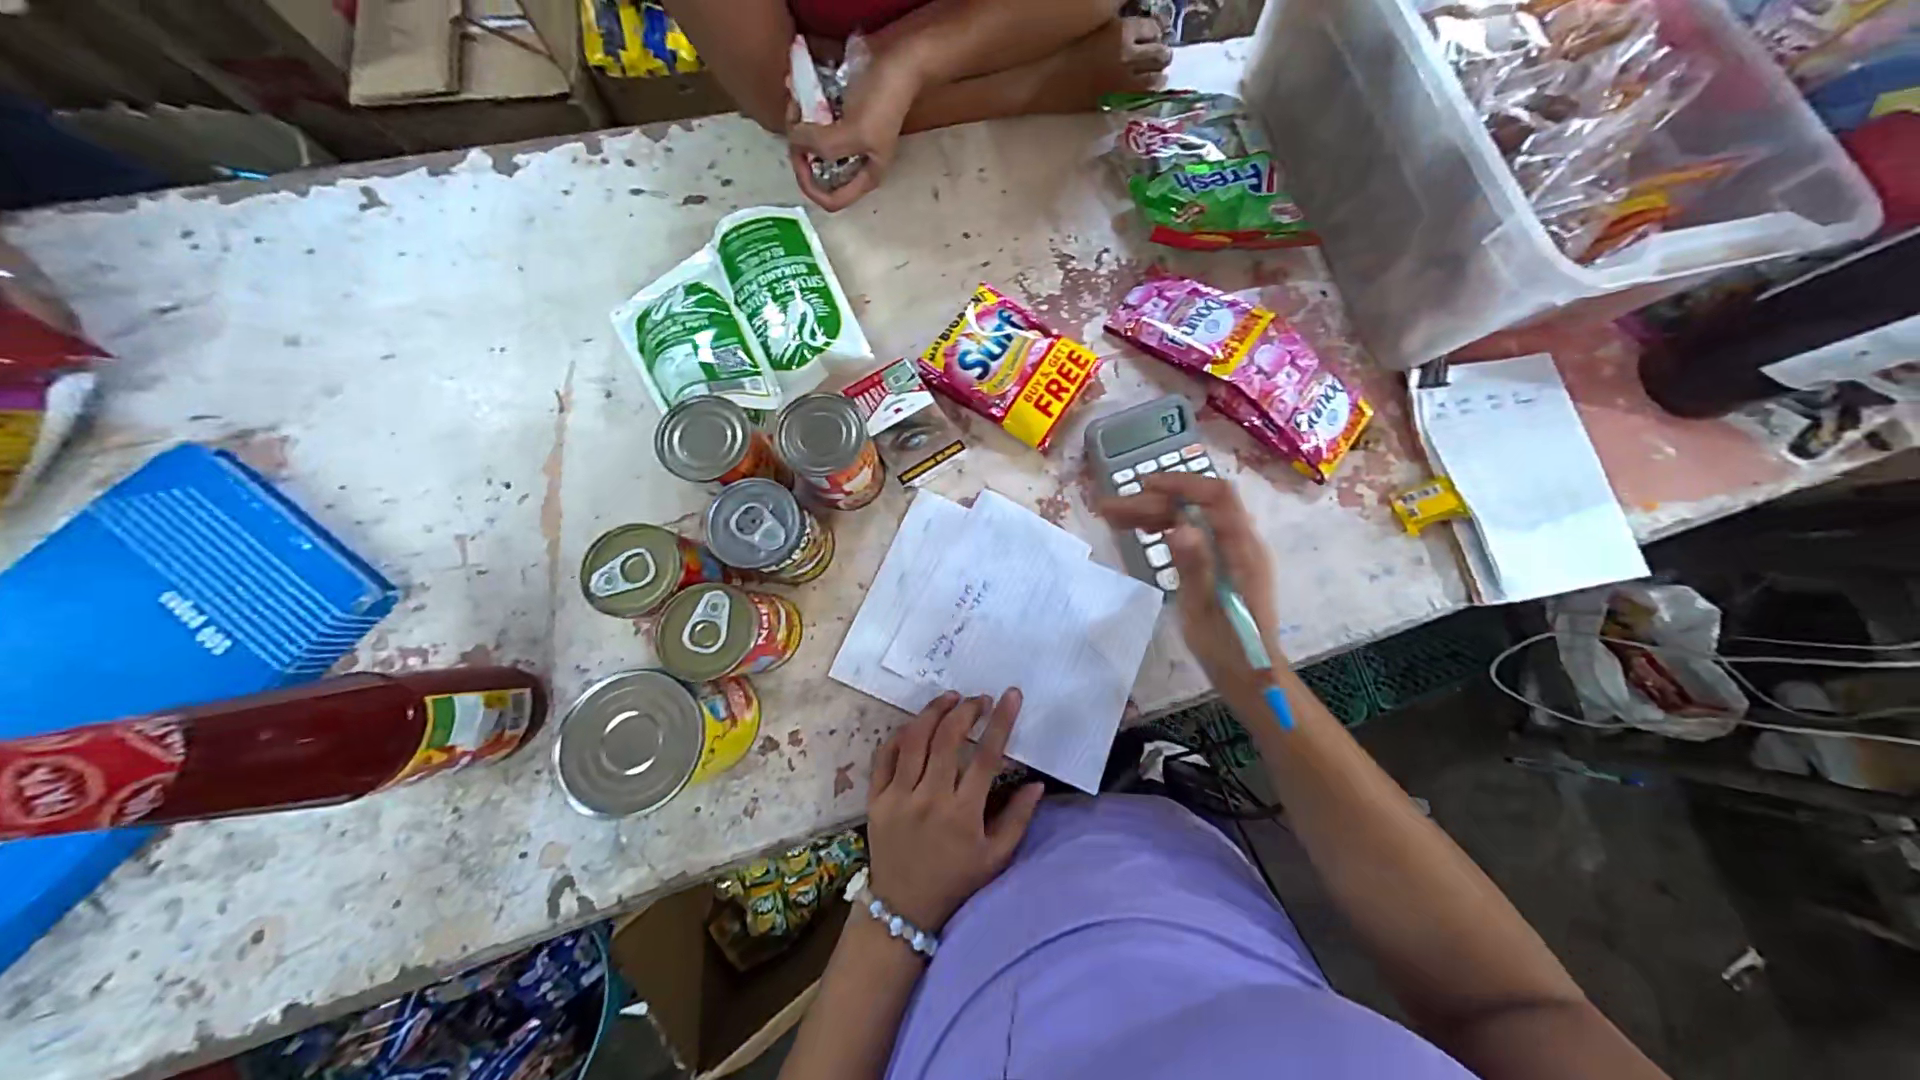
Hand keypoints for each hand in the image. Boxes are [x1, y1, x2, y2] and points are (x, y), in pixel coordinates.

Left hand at [787, 50, 921, 211]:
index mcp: (864, 176)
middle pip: (818, 170)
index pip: (831, 200)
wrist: (901, 58)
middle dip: (801, 149)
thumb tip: (794, 141)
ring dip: (800, 124)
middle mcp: (855, 161)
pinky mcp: (844, 114)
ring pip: (814, 143)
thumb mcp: (854, 132)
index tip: (798, 156)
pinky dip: (806, 107)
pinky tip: (800, 90)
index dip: (809, 185)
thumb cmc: (884, 101)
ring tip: (796, 100)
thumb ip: (822, 145)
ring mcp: (849, 137)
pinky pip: (818, 119)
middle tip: (794, 120)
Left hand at [866, 689, 1045, 932]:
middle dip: (967, 710)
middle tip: (978, 700)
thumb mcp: (995, 858)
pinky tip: (916, 725)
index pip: (987, 756)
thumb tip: (1036, 783)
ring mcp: (898, 797)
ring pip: (914, 739)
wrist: (903, 909)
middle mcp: (930, 800)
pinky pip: (884, 756)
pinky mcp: (876, 799)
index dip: (1000, 721)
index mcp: (963, 814)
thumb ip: (1018, 819)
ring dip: (934, 712)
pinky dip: (901, 734)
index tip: (1010, 696)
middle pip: (948, 739)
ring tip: (950, 699)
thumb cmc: (956, 881)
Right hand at [1094, 472, 1285, 702]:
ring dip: (1154, 513)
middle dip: (1153, 502)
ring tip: (1114, 519)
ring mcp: (1231, 552)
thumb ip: (1194, 565)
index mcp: (1241, 548)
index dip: (1181, 483)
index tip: (1144, 486)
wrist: (1249, 675)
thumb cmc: (1227, 646)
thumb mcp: (1204, 608)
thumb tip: (1180, 527)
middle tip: (1110, 510)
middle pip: (1196, 505)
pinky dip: (1165, 528)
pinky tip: (1141, 531)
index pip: (1216, 496)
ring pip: (1190, 518)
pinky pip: (1192, 534)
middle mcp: (1239, 542)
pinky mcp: (1221, 563)